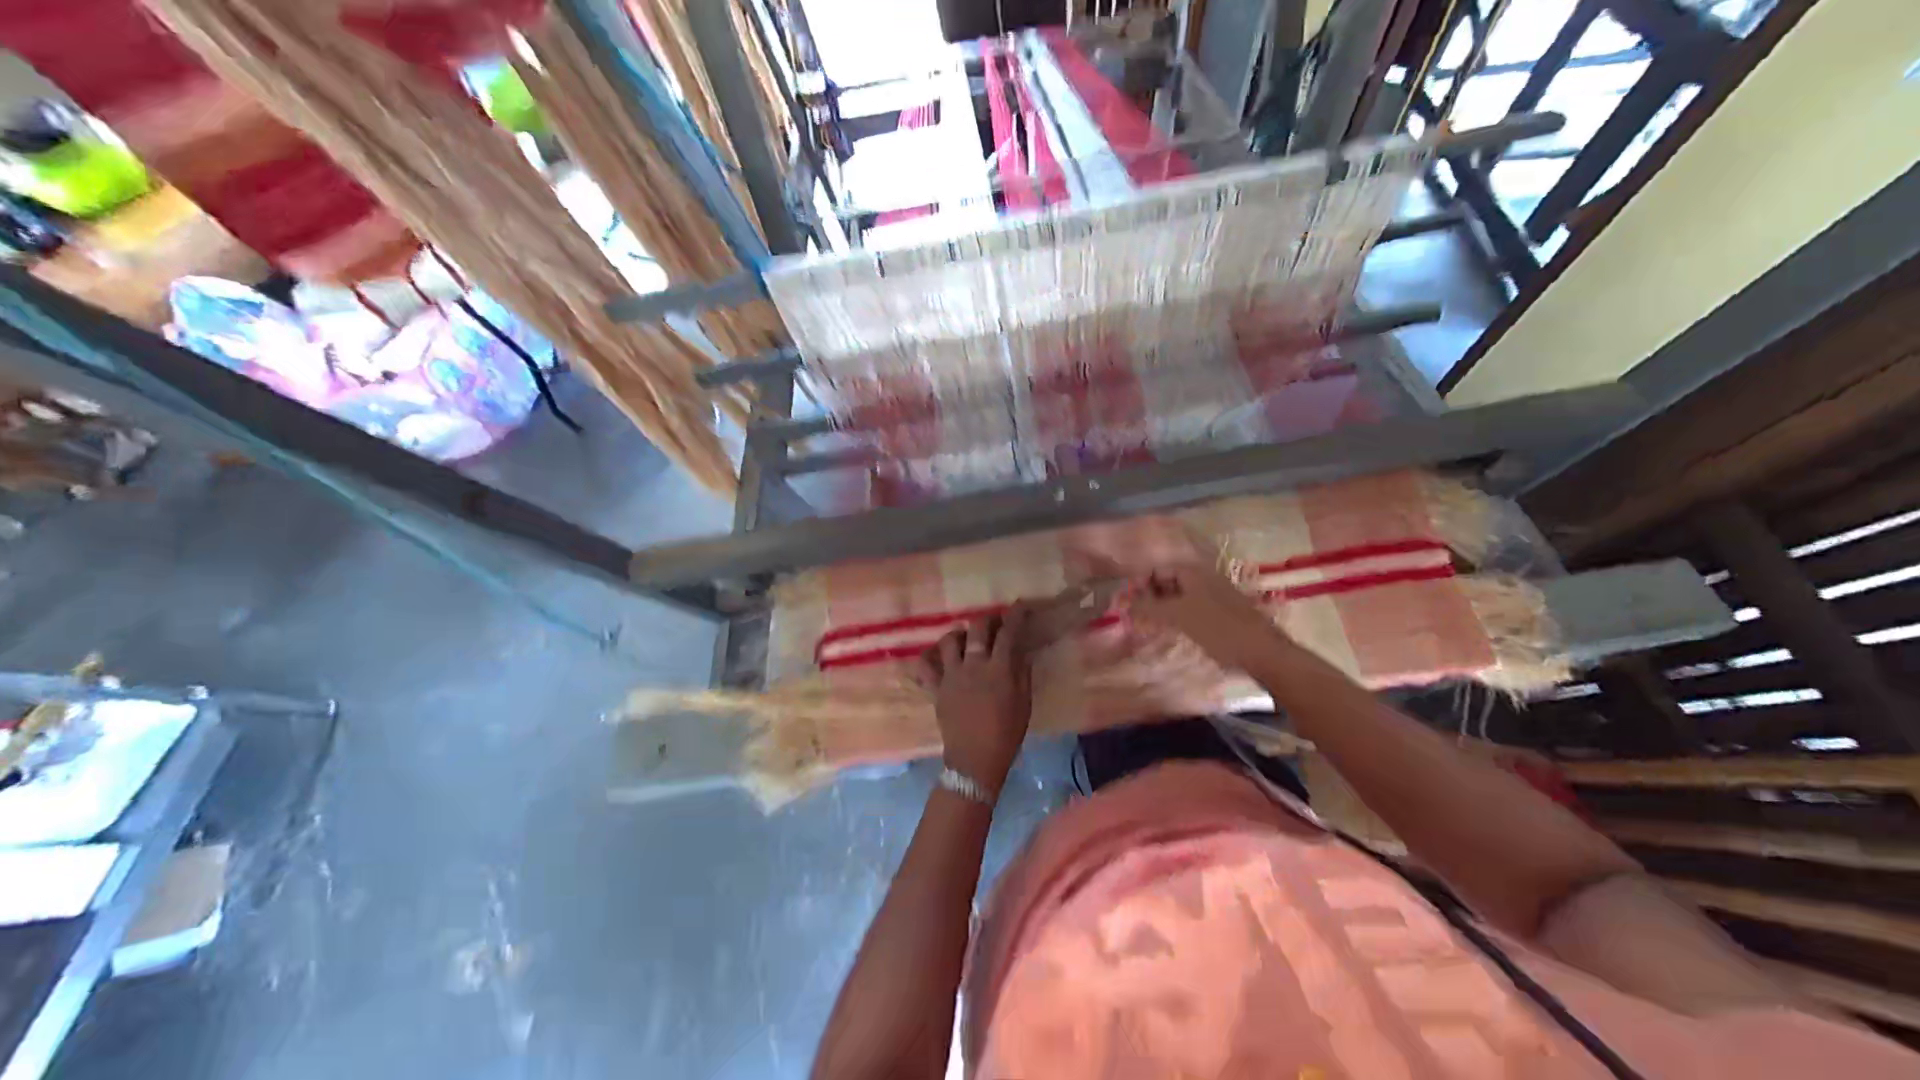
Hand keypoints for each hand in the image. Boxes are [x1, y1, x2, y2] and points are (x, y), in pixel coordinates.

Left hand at [916, 607, 1035, 792]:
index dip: (1015, 615)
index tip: (1020, 606)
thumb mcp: (1024, 703)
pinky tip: (938, 656)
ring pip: (949, 640)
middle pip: (977, 628)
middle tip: (994, 623)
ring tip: (966, 638)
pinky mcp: (936, 688)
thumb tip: (1021, 652)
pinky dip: (929, 657)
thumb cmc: (1006, 733)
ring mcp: (951, 675)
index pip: (1008, 633)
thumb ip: (1022, 674)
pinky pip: (925, 666)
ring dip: (959, 634)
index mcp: (999, 669)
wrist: (975, 759)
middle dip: (987, 620)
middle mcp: (973, 665)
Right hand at [1127, 562, 1293, 672]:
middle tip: (1133, 616)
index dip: (1140, 583)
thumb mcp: (1178, 616)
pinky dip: (1176, 620)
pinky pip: (1191, 612)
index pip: (1157, 570)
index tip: (1126, 602)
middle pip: (1168, 583)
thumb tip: (1123, 604)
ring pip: (1179, 599)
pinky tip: (1169, 634)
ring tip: (1146, 627)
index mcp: (1193, 573)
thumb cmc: (1219, 629)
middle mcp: (1204, 580)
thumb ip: (1148, 608)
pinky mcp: (1221, 616)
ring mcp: (1214, 598)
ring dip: (1161, 610)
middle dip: (1149, 597)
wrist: (1262, 653)